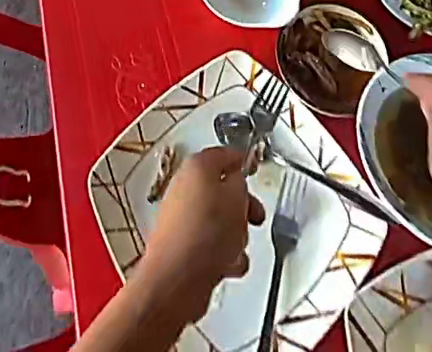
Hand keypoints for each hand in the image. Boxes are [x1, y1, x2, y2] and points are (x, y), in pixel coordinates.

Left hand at [132, 147, 265, 324]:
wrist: (178, 277)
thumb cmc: (205, 233)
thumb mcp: (238, 198)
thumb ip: (241, 183)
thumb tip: (238, 183)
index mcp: (197, 166)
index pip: (223, 154)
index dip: (241, 161)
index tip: (251, 166)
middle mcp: (184, 187)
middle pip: (221, 189)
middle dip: (241, 205)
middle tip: (252, 215)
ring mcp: (180, 216)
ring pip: (217, 218)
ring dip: (233, 233)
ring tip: (237, 246)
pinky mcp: (180, 244)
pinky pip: (208, 242)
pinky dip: (221, 253)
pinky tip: (227, 263)